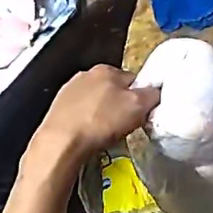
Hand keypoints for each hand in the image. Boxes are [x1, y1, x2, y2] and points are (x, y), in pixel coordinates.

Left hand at [31, 65, 160, 164]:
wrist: (61, 142)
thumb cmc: (101, 122)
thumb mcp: (137, 107)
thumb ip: (151, 95)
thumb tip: (155, 92)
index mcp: (106, 69)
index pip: (133, 80)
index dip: (141, 98)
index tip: (141, 114)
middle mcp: (85, 74)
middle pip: (113, 90)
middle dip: (120, 105)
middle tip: (125, 125)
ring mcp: (69, 90)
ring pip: (96, 102)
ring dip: (103, 114)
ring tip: (105, 133)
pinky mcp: (58, 108)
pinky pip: (81, 113)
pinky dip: (87, 122)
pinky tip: (88, 135)